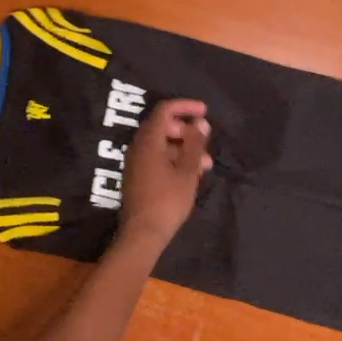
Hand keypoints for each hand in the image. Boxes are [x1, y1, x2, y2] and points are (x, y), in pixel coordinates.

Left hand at [117, 99, 211, 249]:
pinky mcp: (138, 176)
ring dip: (184, 149)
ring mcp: (136, 162)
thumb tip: (200, 123)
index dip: (185, 107)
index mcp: (148, 140)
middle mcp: (138, 146)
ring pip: (162, 145)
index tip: (205, 111)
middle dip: (187, 132)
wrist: (143, 233)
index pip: (164, 110)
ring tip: (205, 165)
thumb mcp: (187, 171)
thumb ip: (195, 144)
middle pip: (163, 127)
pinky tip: (191, 175)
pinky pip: (157, 158)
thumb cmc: (167, 200)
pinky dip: (175, 160)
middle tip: (205, 145)